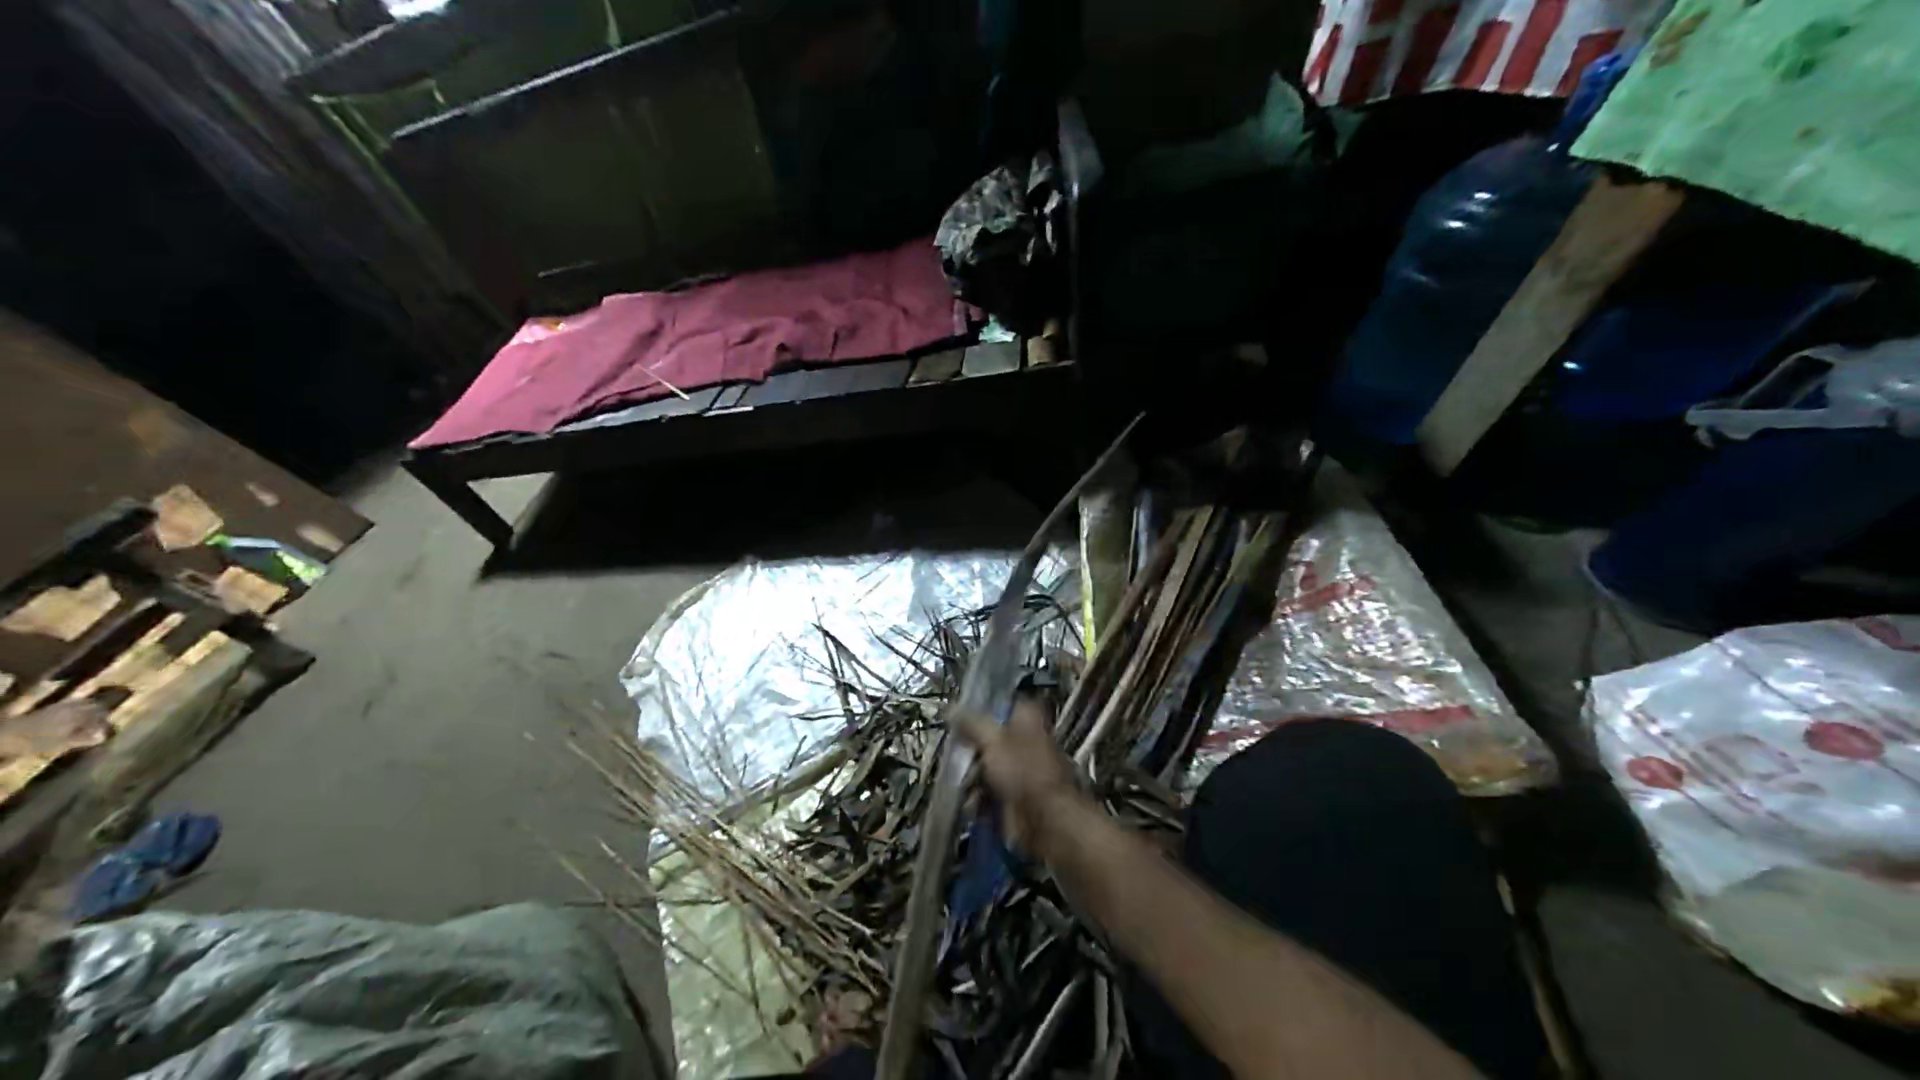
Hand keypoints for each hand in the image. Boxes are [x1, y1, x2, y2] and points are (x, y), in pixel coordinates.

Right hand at [952, 698, 1081, 852]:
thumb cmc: (1022, 770)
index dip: (980, 711)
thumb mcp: (992, 739)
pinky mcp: (1013, 797)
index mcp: (1027, 719)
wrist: (1046, 820)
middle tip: (955, 754)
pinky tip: (972, 804)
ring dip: (971, 778)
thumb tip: (950, 709)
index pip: (1001, 705)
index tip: (958, 719)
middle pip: (988, 739)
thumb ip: (970, 723)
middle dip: (969, 750)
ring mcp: (1019, 771)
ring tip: (964, 785)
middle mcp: (1025, 741)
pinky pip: (988, 792)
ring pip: (985, 767)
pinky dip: (978, 799)